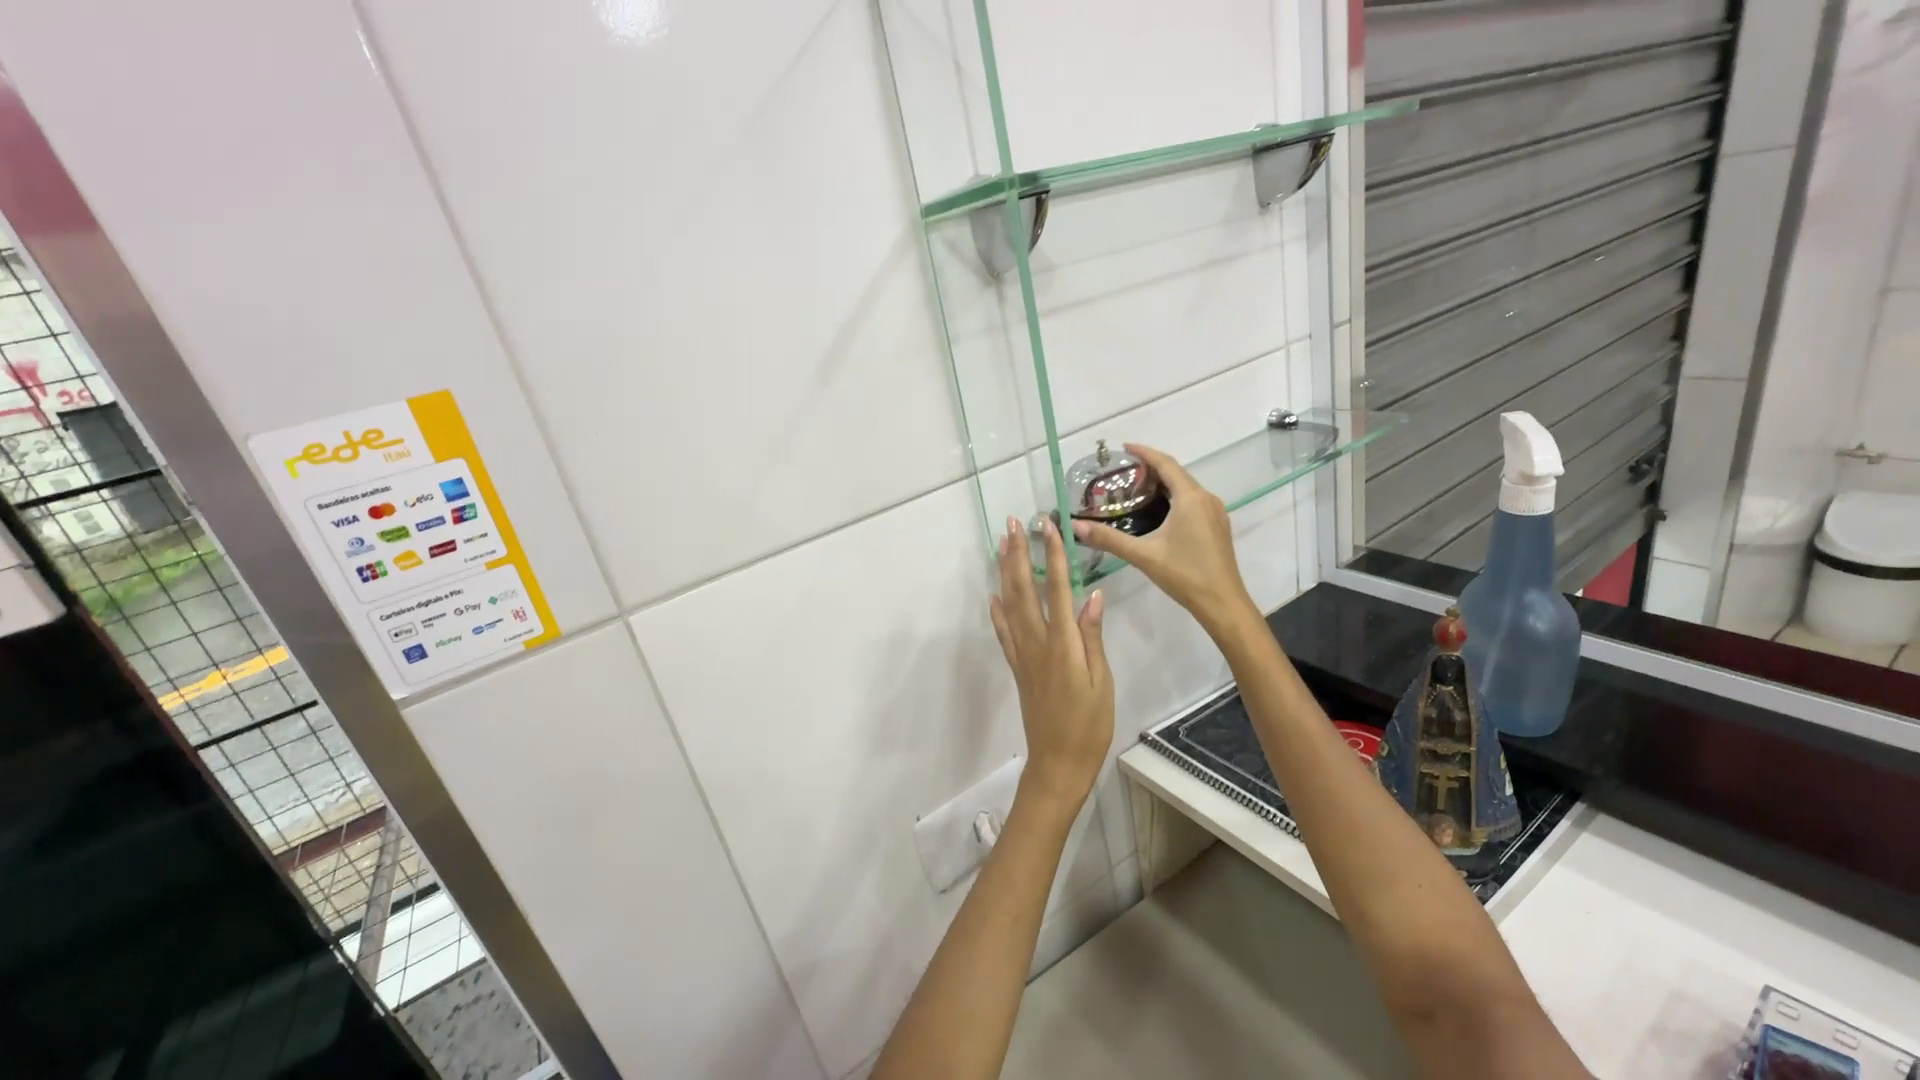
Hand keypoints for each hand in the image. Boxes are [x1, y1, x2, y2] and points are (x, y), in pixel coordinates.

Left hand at [990, 515, 1113, 813]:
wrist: (1058, 763)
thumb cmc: (1090, 725)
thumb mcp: (1103, 681)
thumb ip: (1093, 637)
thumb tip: (1092, 595)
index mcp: (1063, 645)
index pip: (1056, 589)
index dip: (1053, 556)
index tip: (1049, 527)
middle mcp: (1037, 643)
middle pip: (1024, 590)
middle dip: (1018, 554)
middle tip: (1014, 523)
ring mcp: (1023, 655)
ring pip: (1010, 605)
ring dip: (1005, 573)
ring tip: (1002, 545)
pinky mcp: (1018, 669)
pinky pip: (1004, 633)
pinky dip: (998, 610)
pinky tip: (993, 595)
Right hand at [1071, 444, 1257, 632]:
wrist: (1222, 602)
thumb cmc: (1185, 575)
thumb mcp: (1143, 555)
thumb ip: (1109, 538)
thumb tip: (1076, 526)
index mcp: (1190, 498)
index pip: (1166, 464)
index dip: (1145, 453)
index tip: (1124, 448)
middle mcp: (1206, 498)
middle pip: (1177, 474)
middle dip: (1152, 468)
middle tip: (1124, 472)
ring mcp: (1215, 512)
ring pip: (1186, 488)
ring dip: (1163, 484)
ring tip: (1137, 489)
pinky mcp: (1217, 526)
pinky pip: (1194, 501)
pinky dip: (1174, 498)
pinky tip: (1159, 512)